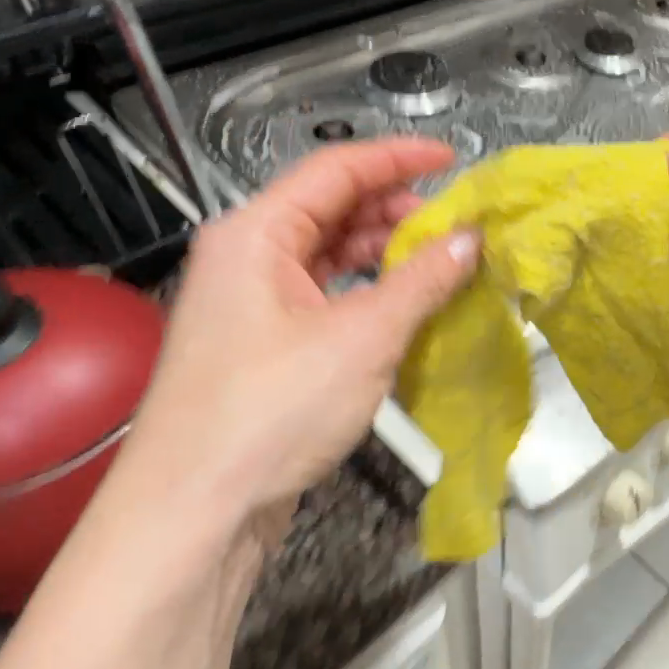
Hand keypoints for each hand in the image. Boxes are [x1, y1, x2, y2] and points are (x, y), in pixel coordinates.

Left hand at [112, 138, 477, 541]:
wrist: (196, 510)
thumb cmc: (270, 412)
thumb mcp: (362, 339)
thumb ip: (423, 281)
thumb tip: (472, 238)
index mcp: (256, 234)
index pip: (336, 169)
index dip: (399, 158)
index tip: (454, 160)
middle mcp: (249, 256)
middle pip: (332, 208)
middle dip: (398, 209)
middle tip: (457, 226)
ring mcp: (255, 302)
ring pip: (331, 253)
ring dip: (387, 253)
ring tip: (444, 264)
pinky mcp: (267, 343)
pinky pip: (327, 294)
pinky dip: (371, 291)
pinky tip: (408, 305)